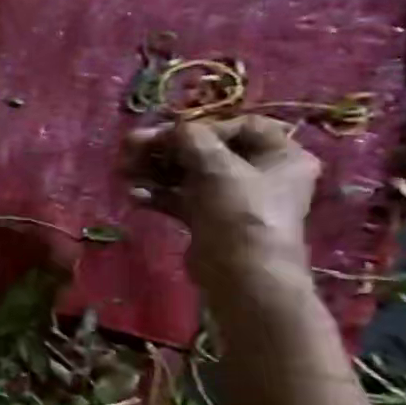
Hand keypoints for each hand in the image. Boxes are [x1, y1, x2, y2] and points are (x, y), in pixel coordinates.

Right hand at [125, 116, 320, 284]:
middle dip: (166, 149)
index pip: (240, 126)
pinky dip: (159, 195)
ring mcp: (232, 199)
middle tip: (130, 146)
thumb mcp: (218, 166)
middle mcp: (260, 174)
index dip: (204, 126)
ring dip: (155, 170)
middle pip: (207, 150)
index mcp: (281, 155)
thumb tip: (172, 129)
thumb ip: (191, 139)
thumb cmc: (241, 214)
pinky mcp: (210, 220)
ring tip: (124, 170)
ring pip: (189, 174)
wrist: (243, 278)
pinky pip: (181, 199)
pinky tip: (134, 195)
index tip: (174, 134)